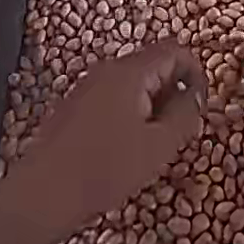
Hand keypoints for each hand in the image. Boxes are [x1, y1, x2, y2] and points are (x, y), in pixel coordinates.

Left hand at [0, 41, 207, 243]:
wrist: (43, 193)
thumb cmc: (105, 168)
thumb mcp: (158, 146)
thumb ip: (184, 114)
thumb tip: (194, 94)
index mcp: (129, 71)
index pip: (174, 50)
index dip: (195, 73)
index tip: (200, 106)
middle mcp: (107, 69)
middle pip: (153, 65)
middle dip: (173, 93)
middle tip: (177, 133)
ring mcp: (88, 86)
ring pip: (134, 84)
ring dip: (152, 107)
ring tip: (152, 147)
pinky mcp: (75, 105)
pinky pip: (113, 98)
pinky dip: (130, 115)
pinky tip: (125, 150)